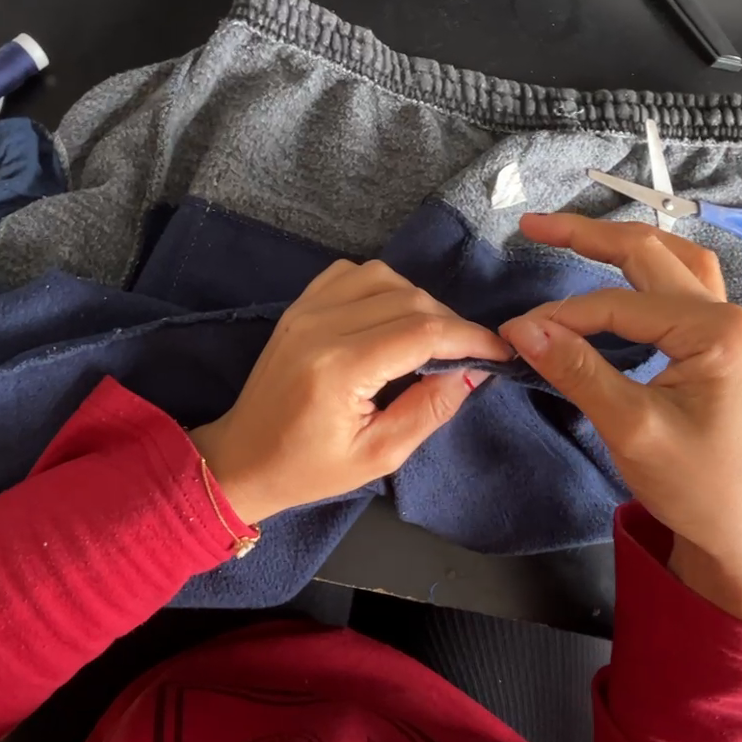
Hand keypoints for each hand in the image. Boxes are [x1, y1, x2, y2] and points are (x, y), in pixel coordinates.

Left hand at [191, 260, 512, 526]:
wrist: (243, 457)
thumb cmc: (309, 468)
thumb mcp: (379, 456)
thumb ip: (429, 409)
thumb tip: (472, 371)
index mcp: (339, 369)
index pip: (422, 332)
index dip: (470, 338)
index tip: (499, 352)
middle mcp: (320, 326)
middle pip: (409, 299)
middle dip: (450, 323)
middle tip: (467, 354)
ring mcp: (305, 309)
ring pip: (384, 277)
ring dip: (419, 301)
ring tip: (431, 337)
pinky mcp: (298, 305)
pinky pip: (352, 273)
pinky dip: (383, 286)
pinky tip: (391, 316)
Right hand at [498, 213, 741, 624]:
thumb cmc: (698, 486)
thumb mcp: (630, 428)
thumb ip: (576, 369)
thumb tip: (520, 327)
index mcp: (713, 330)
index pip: (618, 304)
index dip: (560, 315)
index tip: (512, 333)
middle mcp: (725, 315)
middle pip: (649, 253)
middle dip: (588, 235)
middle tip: (531, 224)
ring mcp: (725, 329)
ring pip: (670, 261)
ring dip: (620, 244)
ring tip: (571, 234)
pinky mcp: (715, 347)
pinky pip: (677, 288)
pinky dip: (641, 272)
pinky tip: (617, 275)